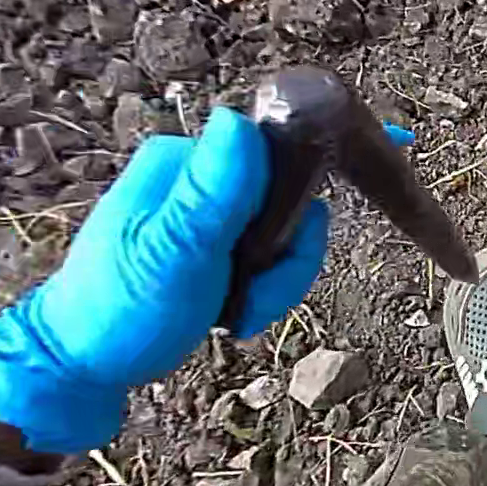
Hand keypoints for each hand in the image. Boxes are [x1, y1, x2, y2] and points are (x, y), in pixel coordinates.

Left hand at [0, 108, 328, 453]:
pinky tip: (242, 309)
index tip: (400, 145)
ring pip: (299, 233)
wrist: (86, 365)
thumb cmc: (122, 309)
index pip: (281, 144)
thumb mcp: (172, 252)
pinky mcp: (230, 243)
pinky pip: (284, 255)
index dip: (328, 158)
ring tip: (243, 309)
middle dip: (295, 252)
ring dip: (284, 278)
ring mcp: (220, 213)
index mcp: (189, 163)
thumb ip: (212, 190)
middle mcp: (209, 180)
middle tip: (259, 289)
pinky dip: (275, 287)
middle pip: (301, 197)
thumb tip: (240, 120)